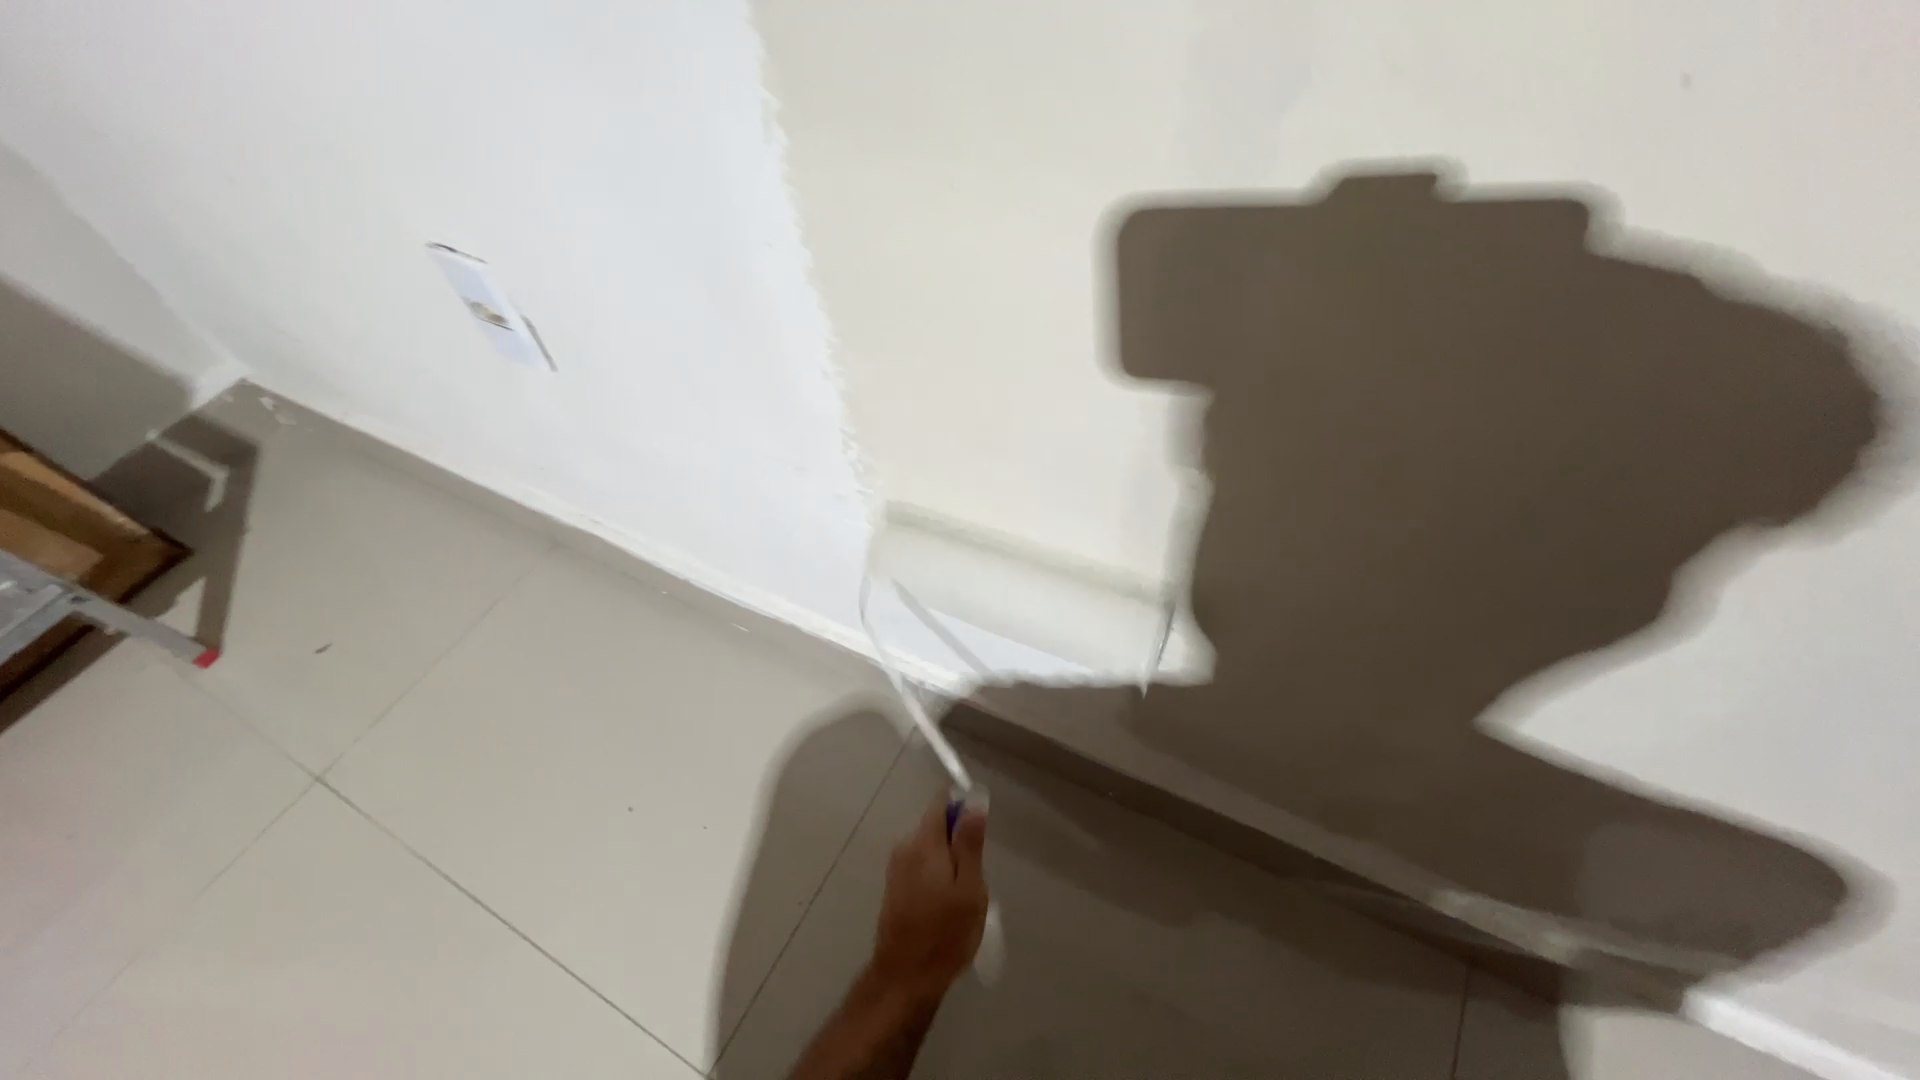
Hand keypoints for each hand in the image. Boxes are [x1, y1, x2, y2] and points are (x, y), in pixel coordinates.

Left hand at [866, 798, 988, 1001]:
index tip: (978, 836)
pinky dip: (935, 878)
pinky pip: (920, 867)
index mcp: (924, 843)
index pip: (941, 804)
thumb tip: (973, 802)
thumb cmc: (946, 933)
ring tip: (961, 899)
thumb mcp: (970, 887)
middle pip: (935, 828)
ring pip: (929, 850)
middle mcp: (905, 848)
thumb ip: (969, 843)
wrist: (905, 977)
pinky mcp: (893, 887)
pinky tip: (944, 908)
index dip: (962, 810)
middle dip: (957, 844)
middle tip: (974, 880)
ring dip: (947, 864)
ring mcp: (896, 868)